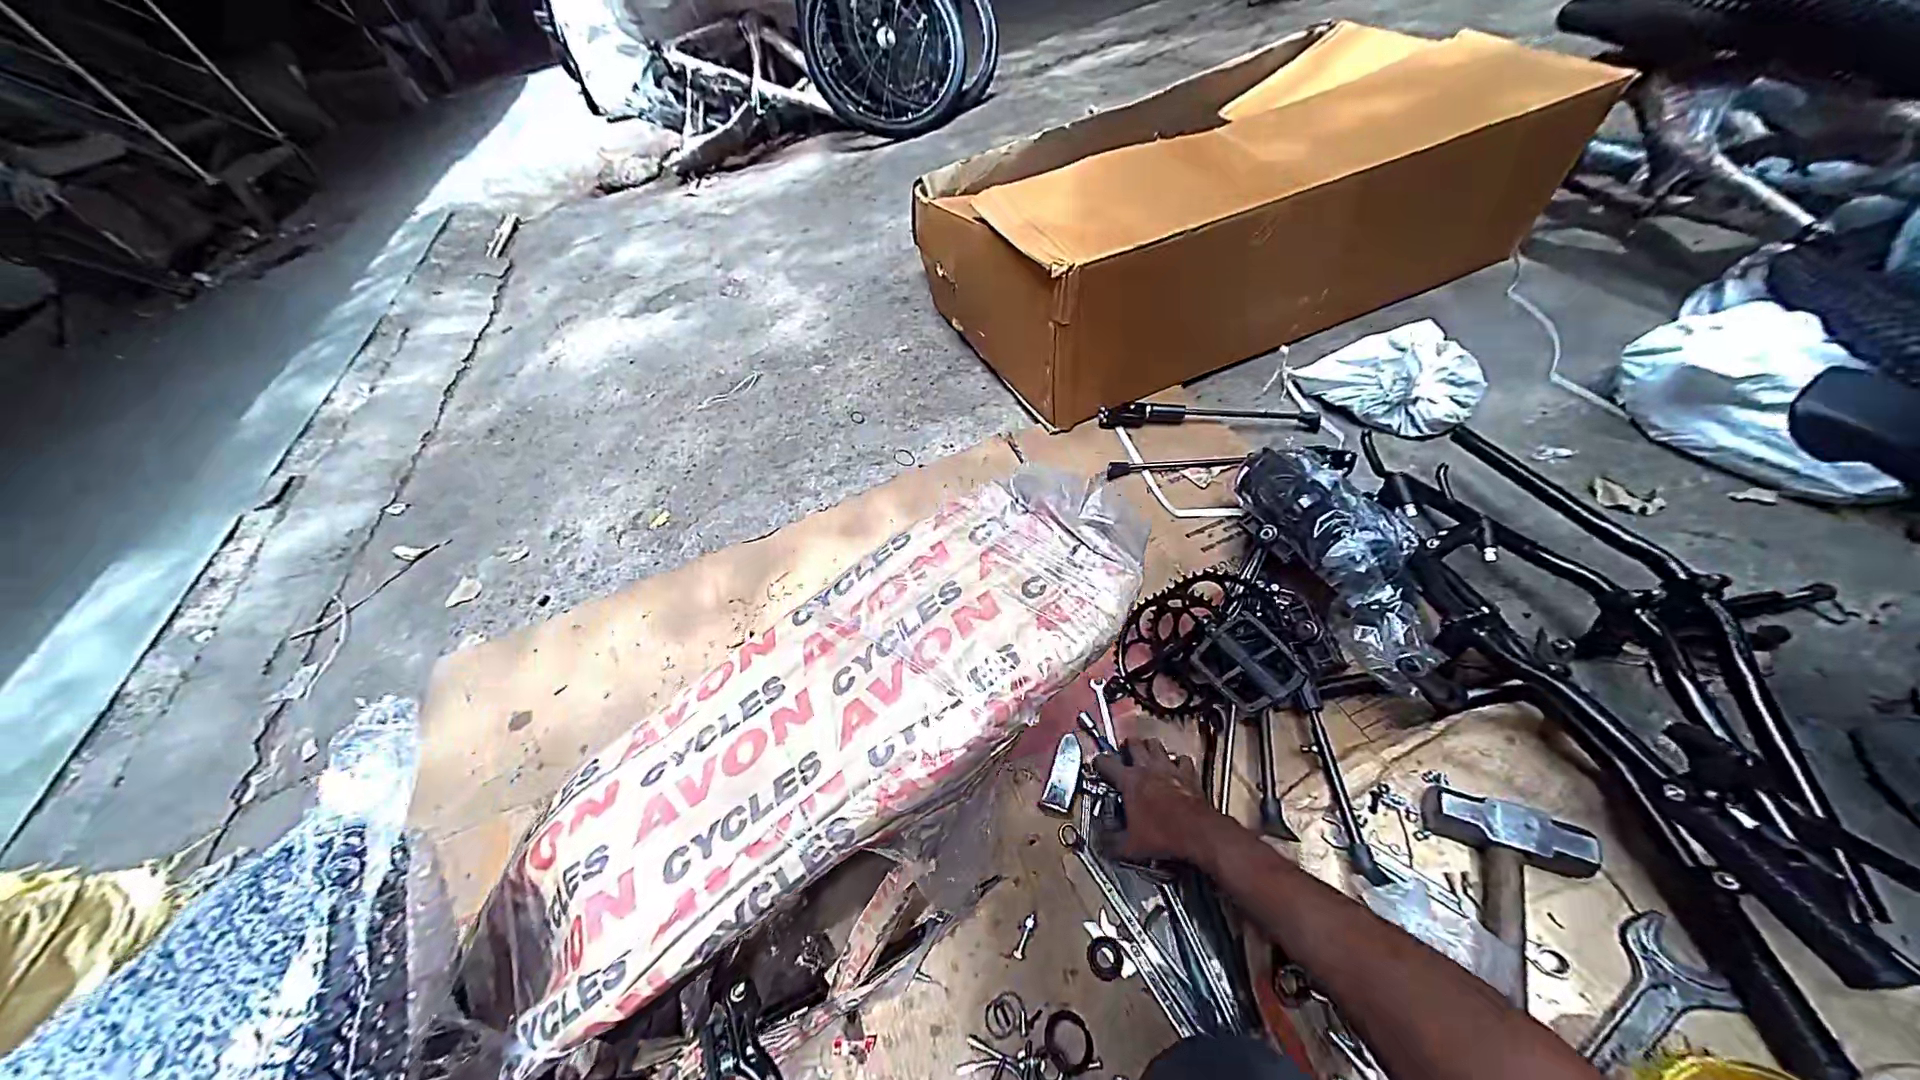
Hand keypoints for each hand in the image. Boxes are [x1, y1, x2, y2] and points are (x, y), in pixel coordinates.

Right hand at [1089, 737, 1232, 864]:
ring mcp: (1169, 769)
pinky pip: (1182, 759)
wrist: (1200, 834)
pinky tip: (1176, 768)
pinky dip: (1178, 761)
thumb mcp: (1131, 845)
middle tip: (1125, 753)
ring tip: (1148, 754)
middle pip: (1134, 744)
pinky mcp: (1188, 774)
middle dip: (1128, 746)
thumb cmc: (1166, 835)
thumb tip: (1103, 843)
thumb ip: (1112, 842)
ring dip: (1150, 748)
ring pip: (1156, 745)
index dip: (1099, 762)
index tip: (1098, 765)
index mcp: (1129, 781)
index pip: (1106, 762)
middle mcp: (1148, 769)